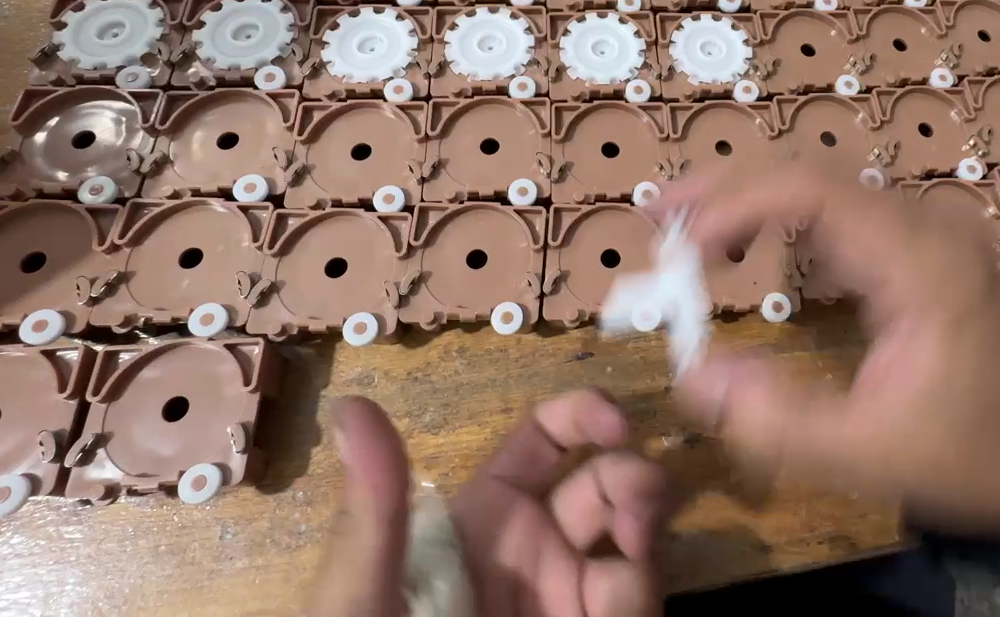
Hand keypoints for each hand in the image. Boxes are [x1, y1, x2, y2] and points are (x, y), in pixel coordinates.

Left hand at [310, 390, 672, 616]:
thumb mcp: (359, 604)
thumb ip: (373, 509)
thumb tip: (351, 402)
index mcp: (484, 519)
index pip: (545, 439)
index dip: (583, 415)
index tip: (618, 422)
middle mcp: (536, 550)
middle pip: (605, 480)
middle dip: (634, 475)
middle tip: (645, 500)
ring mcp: (571, 600)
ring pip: (635, 537)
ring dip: (648, 529)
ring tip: (637, 550)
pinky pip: (636, 600)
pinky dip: (639, 597)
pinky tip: (618, 610)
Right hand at [660, 167, 999, 540]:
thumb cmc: (978, 456)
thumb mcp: (876, 456)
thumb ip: (781, 424)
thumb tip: (695, 377)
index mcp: (922, 261)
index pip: (817, 192)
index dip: (739, 202)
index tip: (682, 243)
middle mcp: (922, 225)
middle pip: (812, 172)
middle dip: (729, 186)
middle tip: (659, 213)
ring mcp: (921, 229)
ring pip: (821, 183)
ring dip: (749, 196)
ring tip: (687, 230)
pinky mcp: (914, 244)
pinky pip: (836, 210)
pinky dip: (779, 217)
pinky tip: (745, 245)